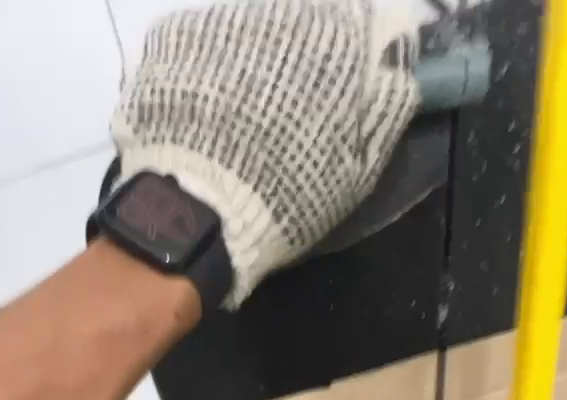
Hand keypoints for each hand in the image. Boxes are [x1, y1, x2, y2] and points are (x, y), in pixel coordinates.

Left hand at [112, 0, 420, 307]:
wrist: (198, 213)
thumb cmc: (287, 196)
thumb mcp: (356, 171)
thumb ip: (383, 113)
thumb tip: (397, 76)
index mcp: (336, 38)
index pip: (356, 25)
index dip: (346, 62)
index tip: (336, 95)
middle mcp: (280, 12)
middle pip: (295, 24)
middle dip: (292, 63)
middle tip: (279, 118)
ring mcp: (220, 19)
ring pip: (243, 33)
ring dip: (244, 66)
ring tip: (231, 123)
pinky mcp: (169, 37)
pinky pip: (195, 47)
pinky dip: (199, 74)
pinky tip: (195, 117)